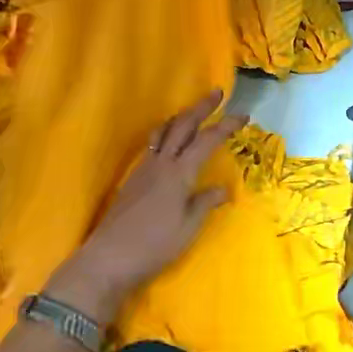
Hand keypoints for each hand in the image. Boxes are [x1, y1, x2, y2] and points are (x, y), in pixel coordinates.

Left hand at [47, 90, 244, 321]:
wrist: (109, 258)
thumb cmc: (154, 246)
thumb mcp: (188, 228)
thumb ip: (205, 203)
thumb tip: (224, 189)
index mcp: (180, 173)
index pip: (207, 140)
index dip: (226, 125)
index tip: (243, 115)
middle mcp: (161, 163)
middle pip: (183, 126)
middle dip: (202, 108)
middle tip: (217, 93)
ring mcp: (144, 169)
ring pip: (163, 132)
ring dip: (180, 117)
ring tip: (191, 111)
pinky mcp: (133, 179)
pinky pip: (152, 145)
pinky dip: (165, 133)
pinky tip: (167, 141)